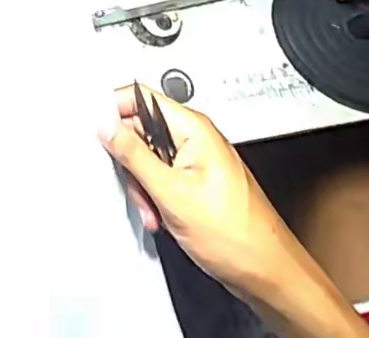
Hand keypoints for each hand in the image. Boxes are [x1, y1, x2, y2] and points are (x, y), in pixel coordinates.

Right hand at [96, 84, 296, 293]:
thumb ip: (134, 155)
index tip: (100, 130)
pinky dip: (156, 195)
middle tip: (137, 188)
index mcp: (192, 127)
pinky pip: (163, 175)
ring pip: (150, 156)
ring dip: (144, 184)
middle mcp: (195, 136)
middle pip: (142, 129)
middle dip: (132, 162)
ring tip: (155, 209)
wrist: (267, 272)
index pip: (142, 97)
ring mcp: (196, 158)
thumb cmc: (237, 234)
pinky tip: (162, 215)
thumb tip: (108, 126)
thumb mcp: (172, 192)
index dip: (116, 109)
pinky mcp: (195, 179)